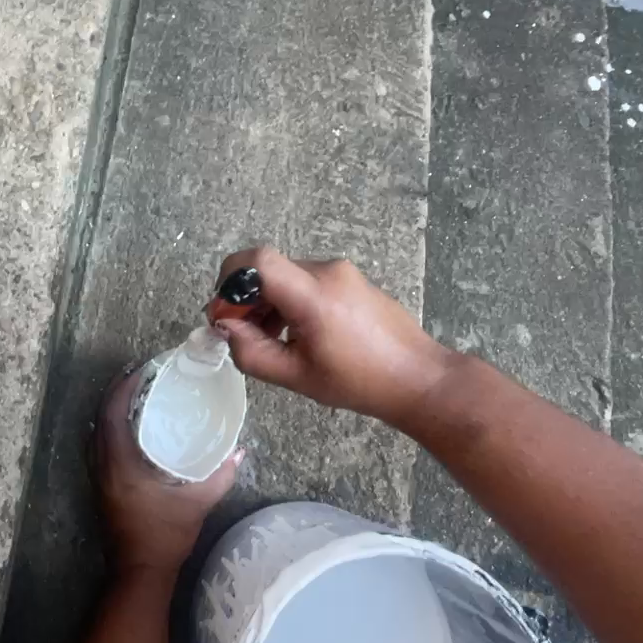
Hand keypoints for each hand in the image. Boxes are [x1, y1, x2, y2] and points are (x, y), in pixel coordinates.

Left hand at [91, 372, 239, 573]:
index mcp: (120, 463)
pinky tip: (130, 427)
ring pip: (97, 431)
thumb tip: (239, 451)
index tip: (140, 369)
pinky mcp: (100, 486)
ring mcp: (97, 477)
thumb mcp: (197, 503)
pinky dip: (110, 428)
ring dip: (112, 410)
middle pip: (100, 417)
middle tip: (139, 376)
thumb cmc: (165, 536)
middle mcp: (102, 466)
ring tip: (135, 395)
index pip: (113, 413)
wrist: (139, 574)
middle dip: (117, 392)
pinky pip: (99, 445)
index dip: (123, 387)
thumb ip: (219, 475)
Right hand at [213, 246, 453, 427]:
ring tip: (270, 338)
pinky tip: (295, 333)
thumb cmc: (359, 382)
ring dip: (267, 300)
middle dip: (245, 296)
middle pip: (267, 268)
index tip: (224, 312)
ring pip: (285, 274)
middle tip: (241, 332)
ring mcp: (340, 271)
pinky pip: (305, 279)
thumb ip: (252, 352)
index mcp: (314, 295)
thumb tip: (225, 328)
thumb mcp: (296, 376)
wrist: (418, 378)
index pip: (258, 260)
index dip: (230, 279)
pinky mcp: (349, 278)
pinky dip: (288, 300)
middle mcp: (326, 271)